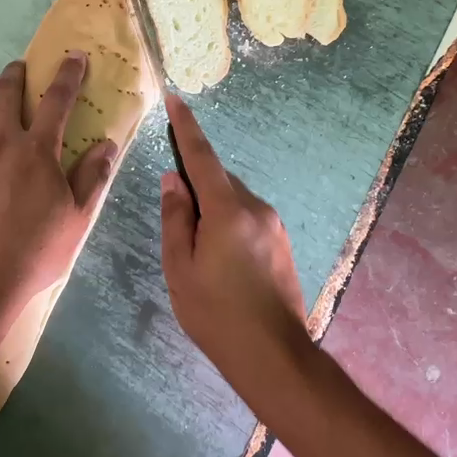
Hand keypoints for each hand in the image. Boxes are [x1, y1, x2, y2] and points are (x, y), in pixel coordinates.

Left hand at [0, 55, 119, 325]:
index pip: (56, 100)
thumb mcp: (76, 220)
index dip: (67, 74)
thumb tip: (107, 144)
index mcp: (36, 150)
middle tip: (20, 68)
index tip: (73, 56)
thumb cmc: (34, 253)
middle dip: (15, 75)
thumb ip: (92, 178)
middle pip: (4, 93)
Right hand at [160, 96, 311, 389]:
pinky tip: (221, 263)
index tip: (176, 99)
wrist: (273, 357)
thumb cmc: (215, 313)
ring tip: (199, 254)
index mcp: (227, 210)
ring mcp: (274, 226)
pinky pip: (247, 219)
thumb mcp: (179, 266)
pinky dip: (229, 226)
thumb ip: (175, 217)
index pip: (202, 156)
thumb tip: (174, 178)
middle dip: (197, 187)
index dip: (186, 127)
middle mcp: (256, 208)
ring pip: (233, 201)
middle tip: (177, 224)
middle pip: (219, 181)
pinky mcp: (282, 244)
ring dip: (213, 211)